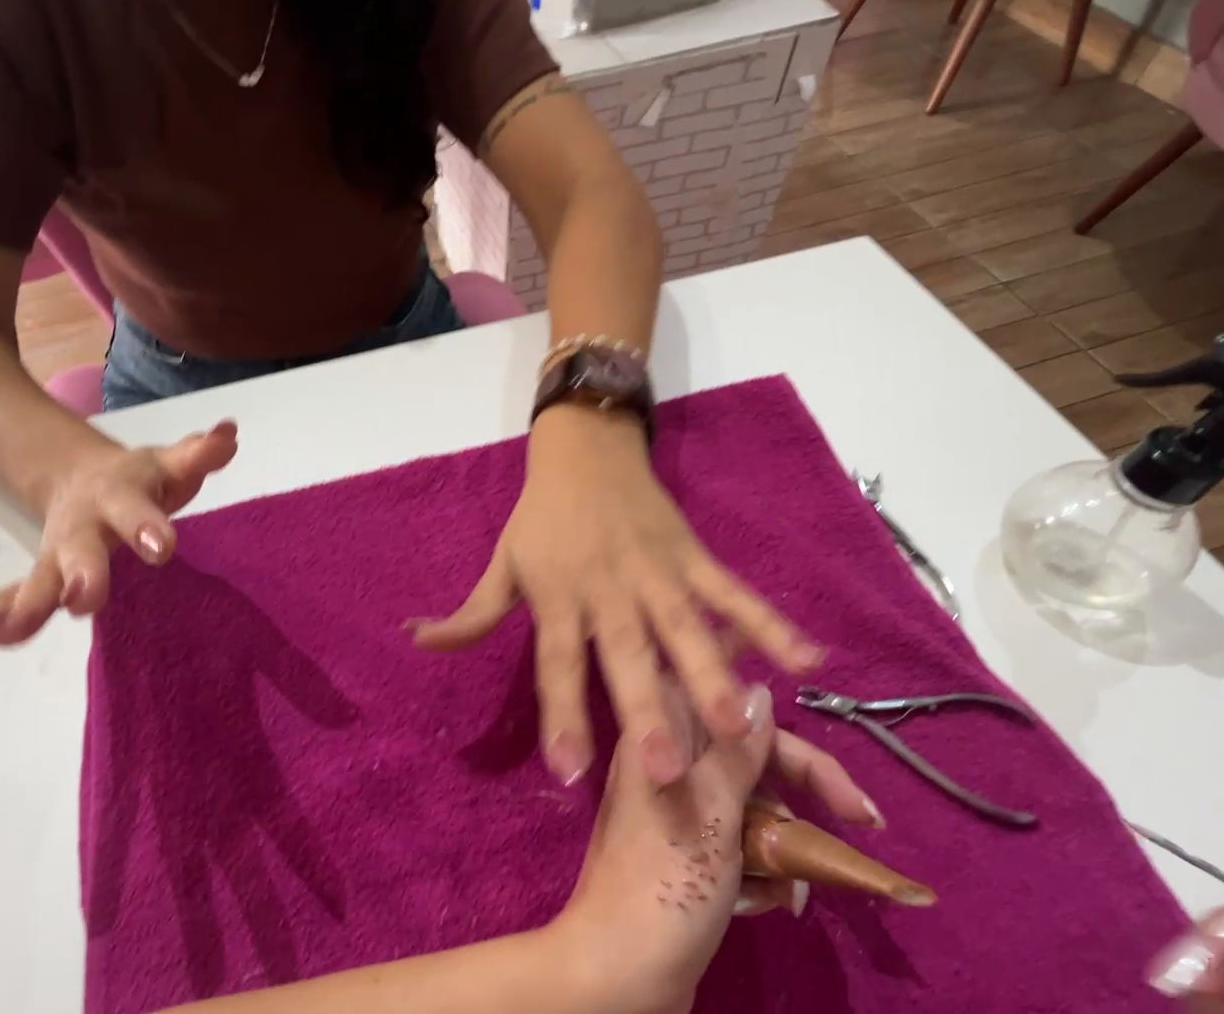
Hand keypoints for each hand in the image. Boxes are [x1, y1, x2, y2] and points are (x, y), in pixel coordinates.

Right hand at [0, 420, 238, 657]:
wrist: (76, 473)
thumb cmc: (136, 480)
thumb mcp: (167, 464)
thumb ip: (198, 455)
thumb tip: (229, 433)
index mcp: (118, 497)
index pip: (136, 510)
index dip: (149, 527)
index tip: (163, 549)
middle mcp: (81, 527)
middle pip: (78, 550)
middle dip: (81, 574)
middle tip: (83, 600)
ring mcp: (54, 554)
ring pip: (35, 581)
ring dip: (21, 608)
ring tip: (5, 636)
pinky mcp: (36, 579)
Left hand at [412, 405, 822, 785]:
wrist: (585, 451)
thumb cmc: (541, 519)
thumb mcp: (501, 564)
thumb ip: (470, 613)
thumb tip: (416, 640)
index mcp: (558, 597)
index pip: (555, 662)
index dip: (560, 715)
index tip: (569, 773)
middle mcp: (608, 590)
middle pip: (626, 653)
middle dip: (645, 711)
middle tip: (666, 771)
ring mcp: (656, 571)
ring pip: (687, 625)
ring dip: (714, 673)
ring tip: (741, 725)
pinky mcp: (692, 554)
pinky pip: (732, 590)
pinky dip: (768, 620)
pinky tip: (808, 659)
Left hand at [547, 679, 880, 1013]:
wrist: (620, 974)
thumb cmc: (665, 881)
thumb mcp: (711, 809)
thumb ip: (735, 750)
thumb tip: (758, 690)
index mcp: (663, 743)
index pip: (730, 706)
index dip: (782, 723)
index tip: (830, 748)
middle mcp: (669, 770)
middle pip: (750, 759)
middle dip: (805, 790)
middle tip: (866, 822)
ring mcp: (677, 817)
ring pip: (751, 808)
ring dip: (782, 845)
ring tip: (796, 887)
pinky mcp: (687, 860)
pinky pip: (738, 849)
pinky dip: (759, 874)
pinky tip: (767, 905)